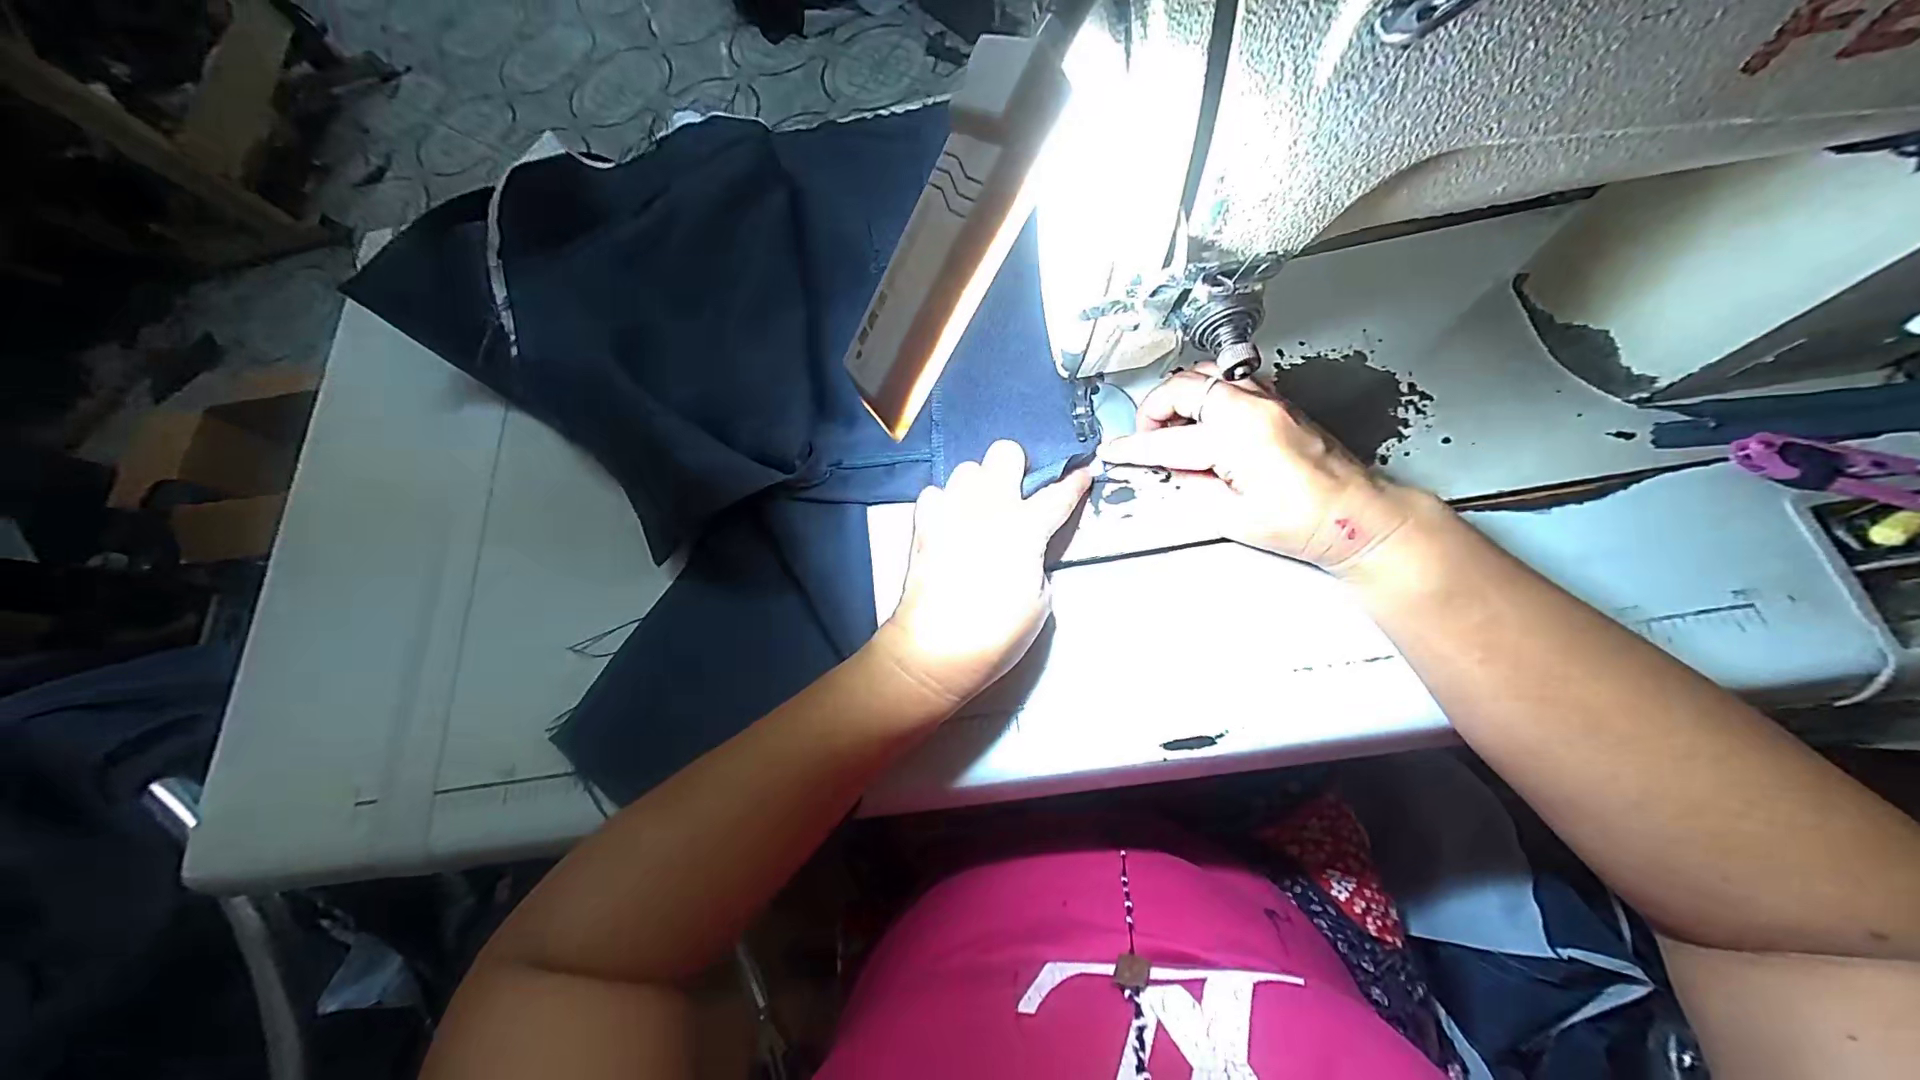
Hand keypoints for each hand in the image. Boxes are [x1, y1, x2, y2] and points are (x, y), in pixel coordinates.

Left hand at [869, 440, 1091, 709]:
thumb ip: (1038, 560)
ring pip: (967, 468)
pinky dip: (945, 503)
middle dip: (1016, 467)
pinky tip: (951, 523)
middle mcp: (987, 507)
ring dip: (979, 484)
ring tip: (982, 510)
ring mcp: (951, 510)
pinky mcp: (923, 523)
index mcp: (1025, 527)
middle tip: (1019, 494)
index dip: (1075, 482)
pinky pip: (935, 493)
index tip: (1083, 474)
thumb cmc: (996, 634)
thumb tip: (1028, 548)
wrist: (935, 649)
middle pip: (1005, 452)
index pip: (1059, 493)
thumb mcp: (1040, 601)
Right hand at [1098, 362, 1419, 571]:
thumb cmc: (1308, 522)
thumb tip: (1171, 472)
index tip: (1114, 451)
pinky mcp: (1280, 403)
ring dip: (1180, 397)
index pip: (1167, 439)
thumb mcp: (1234, 518)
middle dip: (1153, 410)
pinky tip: (1205, 422)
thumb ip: (1193, 487)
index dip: (1133, 447)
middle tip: (1146, 437)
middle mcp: (1253, 408)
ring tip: (1172, 427)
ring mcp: (1269, 401)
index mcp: (1237, 437)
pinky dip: (1207, 394)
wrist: (1357, 515)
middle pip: (1182, 386)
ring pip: (1207, 376)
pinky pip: (1231, 382)